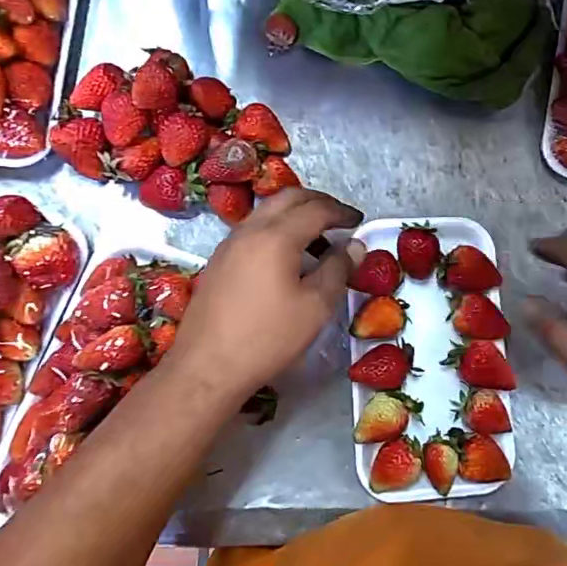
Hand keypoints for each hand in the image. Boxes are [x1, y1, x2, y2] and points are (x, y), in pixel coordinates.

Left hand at [165, 189, 363, 402]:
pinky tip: (287, 259)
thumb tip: (354, 246)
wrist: (207, 366)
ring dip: (295, 216)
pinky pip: (253, 231)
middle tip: (340, 219)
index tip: (359, 222)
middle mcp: (249, 231)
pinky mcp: (219, 261)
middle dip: (318, 203)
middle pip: (287, 199)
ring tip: (318, 241)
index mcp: (276, 237)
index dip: (341, 212)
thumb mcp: (315, 307)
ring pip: (267, 213)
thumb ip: (338, 269)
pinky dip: (276, 231)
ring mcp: (229, 244)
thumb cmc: (267, 338)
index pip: (315, 209)